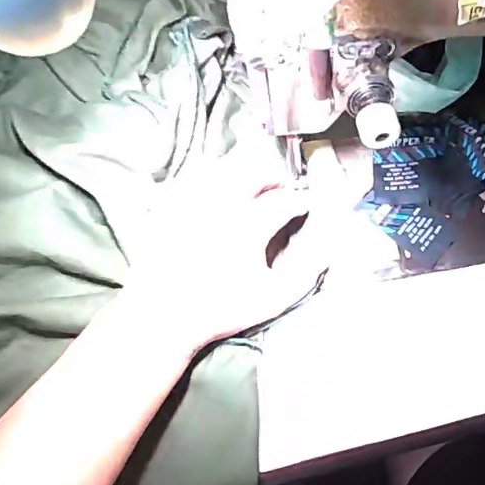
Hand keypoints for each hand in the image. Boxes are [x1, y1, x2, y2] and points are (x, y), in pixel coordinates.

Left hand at [115, 160, 330, 353]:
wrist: (163, 315)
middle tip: (281, 189)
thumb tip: (321, 254)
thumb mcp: (273, 299)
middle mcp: (220, 205)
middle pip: (252, 173)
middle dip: (272, 178)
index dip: (299, 201)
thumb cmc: (220, 309)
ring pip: (221, 169)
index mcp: (249, 225)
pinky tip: (217, 192)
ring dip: (242, 172)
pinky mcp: (168, 208)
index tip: (304, 206)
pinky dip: (211, 178)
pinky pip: (192, 179)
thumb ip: (303, 275)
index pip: (284, 200)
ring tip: (251, 185)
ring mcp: (191, 203)